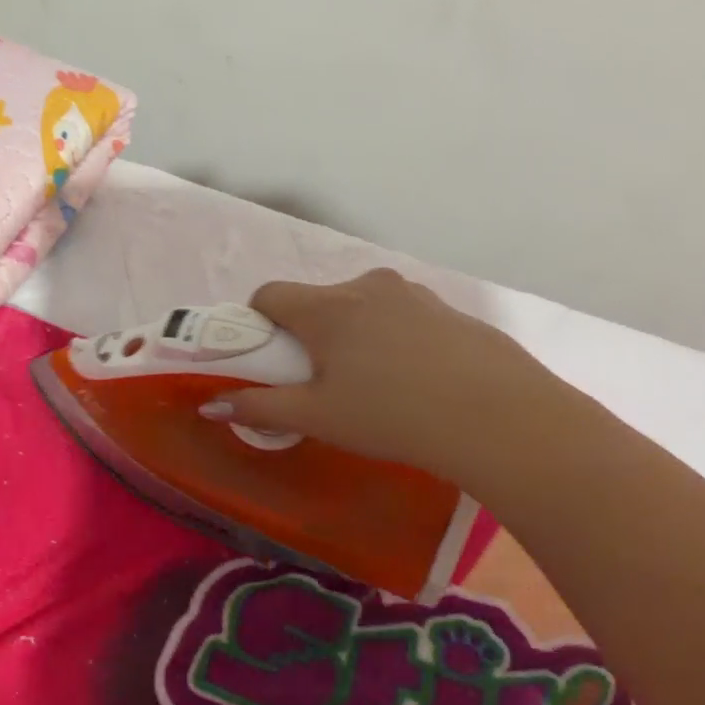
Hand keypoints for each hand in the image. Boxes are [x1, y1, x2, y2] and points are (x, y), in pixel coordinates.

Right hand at [199, 270, 567, 479]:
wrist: (495, 417)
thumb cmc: (389, 415)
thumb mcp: (314, 417)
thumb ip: (257, 406)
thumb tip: (208, 405)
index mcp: (327, 307)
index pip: (270, 294)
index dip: (256, 324)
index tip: (266, 361)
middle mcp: (367, 287)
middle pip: (315, 301)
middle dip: (304, 334)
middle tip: (314, 383)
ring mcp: (414, 295)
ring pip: (360, 308)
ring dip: (348, 335)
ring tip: (365, 385)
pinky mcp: (448, 311)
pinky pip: (399, 318)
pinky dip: (387, 340)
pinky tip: (407, 382)